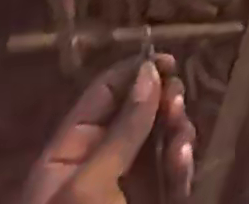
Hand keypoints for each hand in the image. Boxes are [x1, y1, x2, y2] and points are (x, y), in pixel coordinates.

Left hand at [22, 54, 197, 203]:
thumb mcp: (90, 187)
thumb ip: (123, 129)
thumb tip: (151, 71)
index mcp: (66, 159)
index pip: (100, 98)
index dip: (132, 73)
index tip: (168, 58)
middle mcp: (98, 167)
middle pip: (137, 113)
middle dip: (161, 101)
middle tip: (177, 97)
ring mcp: (128, 189)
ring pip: (161, 138)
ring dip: (175, 129)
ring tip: (180, 135)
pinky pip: (173, 172)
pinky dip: (181, 162)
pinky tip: (183, 161)